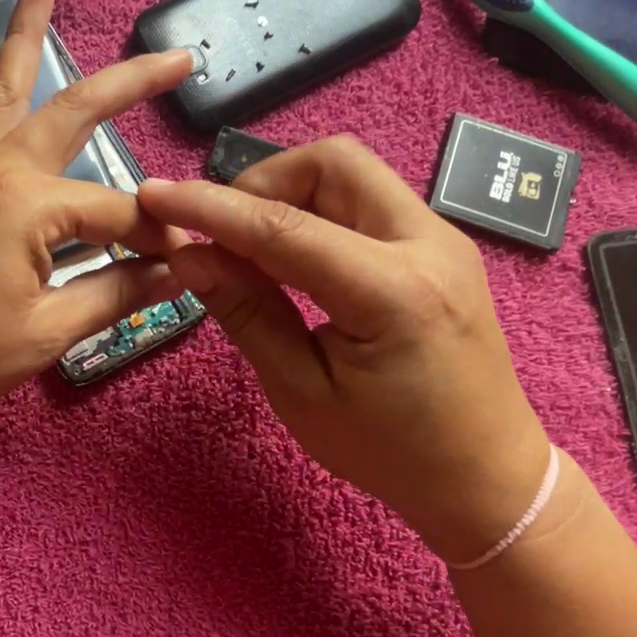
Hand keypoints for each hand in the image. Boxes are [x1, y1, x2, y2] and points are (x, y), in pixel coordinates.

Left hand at [0, 0, 197, 429]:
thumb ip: (113, 295)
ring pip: (2, 99)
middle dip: (129, 83)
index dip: (156, 240)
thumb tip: (172, 275)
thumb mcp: (46, 333)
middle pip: (71, 112)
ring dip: (23, 42)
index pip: (118, 213)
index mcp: (30, 207)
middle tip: (174, 56)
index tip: (184, 266)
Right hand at [135, 138, 552, 563]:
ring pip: (350, 173)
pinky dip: (315, 210)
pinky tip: (286, 256)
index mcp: (392, 292)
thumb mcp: (300, 391)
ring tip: (245, 246)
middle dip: (260, 182)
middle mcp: (428, 244)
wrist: (484, 473)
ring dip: (287, 193)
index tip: (152, 194)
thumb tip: (189, 257)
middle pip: (332, 163)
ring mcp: (441, 238)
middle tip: (218, 233)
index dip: (210, 207)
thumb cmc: (387, 449)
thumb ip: (247, 313)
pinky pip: (365, 200)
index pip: (283, 226)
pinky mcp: (438, 246)